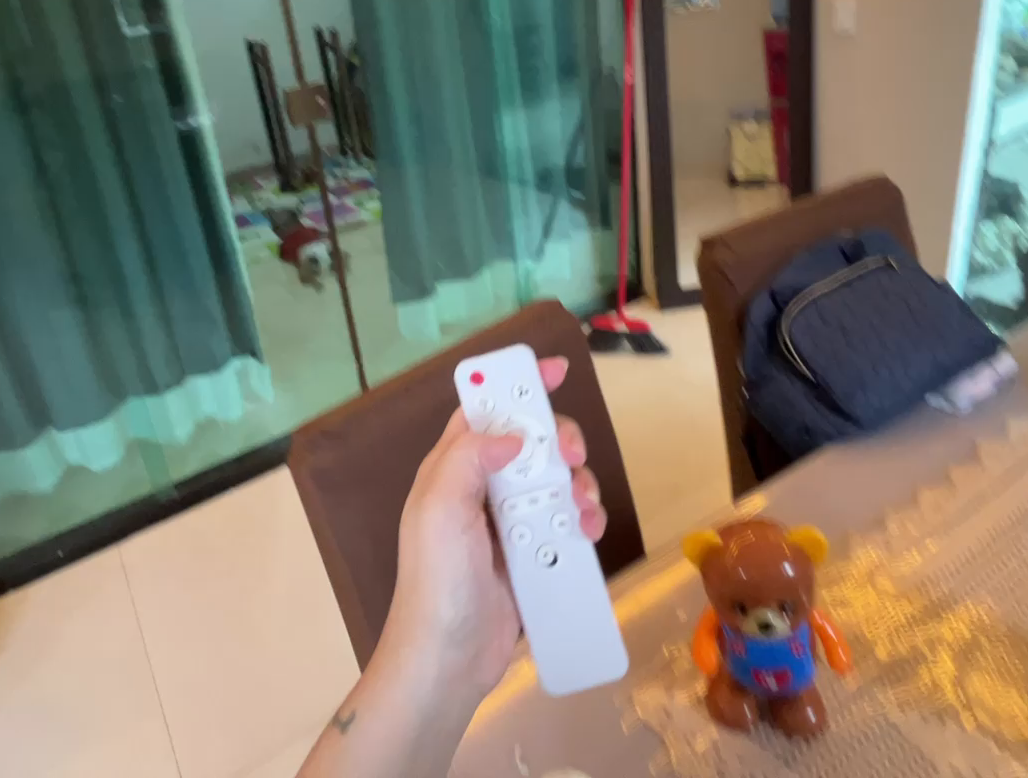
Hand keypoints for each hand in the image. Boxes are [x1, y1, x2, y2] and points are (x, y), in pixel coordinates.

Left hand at [378, 357, 608, 705]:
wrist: (448, 658)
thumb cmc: (438, 579)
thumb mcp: (439, 508)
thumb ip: (467, 458)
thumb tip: (513, 435)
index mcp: (453, 465)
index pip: (485, 409)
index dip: (517, 385)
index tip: (555, 369)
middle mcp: (482, 485)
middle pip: (531, 440)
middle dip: (558, 440)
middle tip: (570, 458)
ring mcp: (509, 520)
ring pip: (554, 479)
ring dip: (577, 483)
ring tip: (583, 508)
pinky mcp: (532, 551)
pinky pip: (565, 520)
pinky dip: (583, 518)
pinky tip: (589, 531)